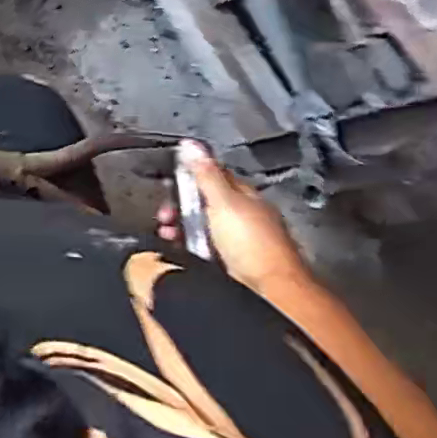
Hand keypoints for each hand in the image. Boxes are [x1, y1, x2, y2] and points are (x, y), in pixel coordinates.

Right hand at [157, 141, 310, 292]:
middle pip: (203, 202)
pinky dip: (187, 246)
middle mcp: (243, 216)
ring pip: (200, 226)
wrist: (271, 293)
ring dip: (180, 227)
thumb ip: (205, 174)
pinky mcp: (231, 262)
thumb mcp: (223, 202)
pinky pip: (202, 247)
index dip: (189, 176)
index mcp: (244, 196)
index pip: (213, 175)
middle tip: (165, 213)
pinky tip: (178, 249)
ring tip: (167, 233)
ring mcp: (238, 240)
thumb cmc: (253, 244)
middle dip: (179, 206)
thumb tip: (191, 145)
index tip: (169, 181)